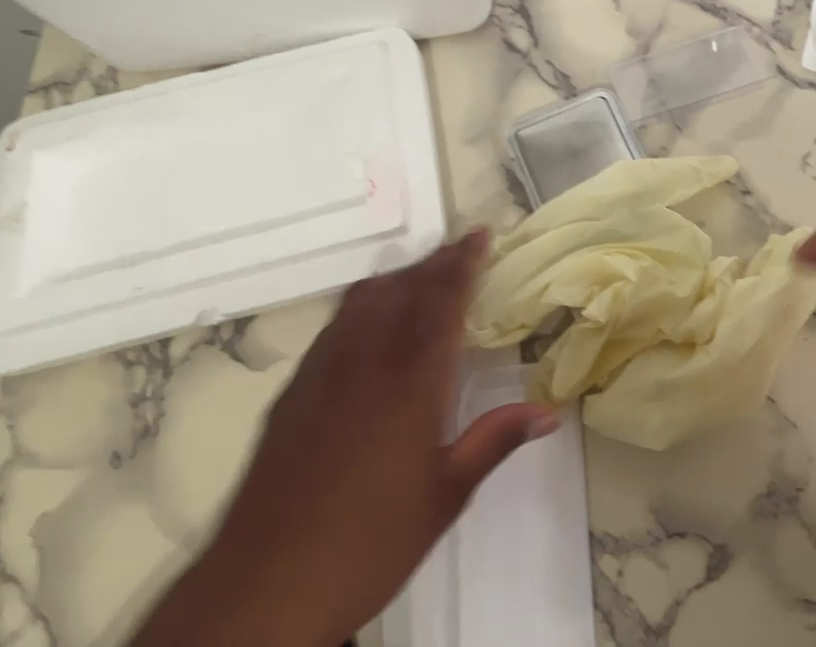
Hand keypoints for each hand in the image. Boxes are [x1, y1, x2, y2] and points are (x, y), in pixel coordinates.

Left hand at [131, 230, 558, 646]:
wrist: (267, 581)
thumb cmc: (370, 542)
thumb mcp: (446, 494)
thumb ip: (494, 441)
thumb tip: (548, 412)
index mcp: (411, 380)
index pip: (442, 302)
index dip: (463, 263)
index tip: (479, 234)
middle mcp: (365, 360)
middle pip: (403, 289)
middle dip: (435, 262)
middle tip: (460, 246)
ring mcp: (322, 371)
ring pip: (364, 300)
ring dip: (398, 278)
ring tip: (422, 273)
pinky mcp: (293, 391)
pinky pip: (335, 325)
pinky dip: (364, 304)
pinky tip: (370, 322)